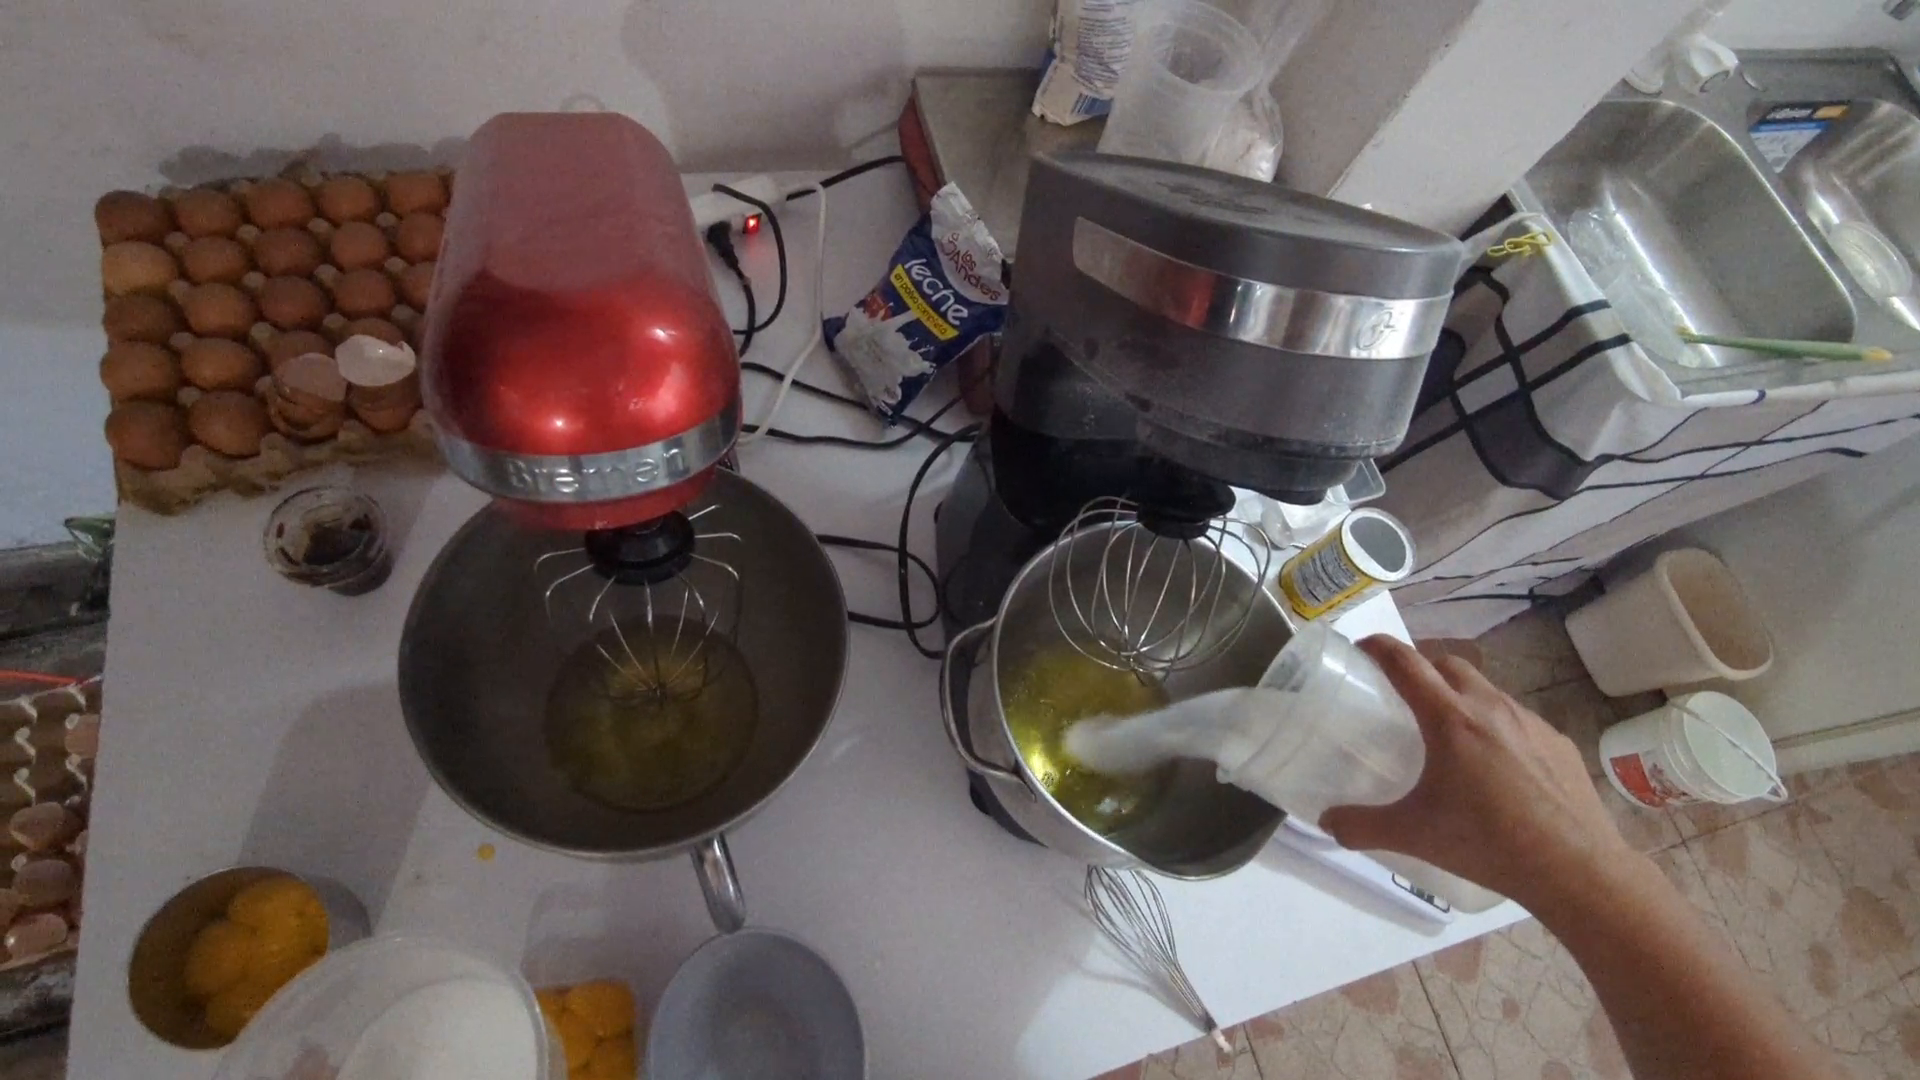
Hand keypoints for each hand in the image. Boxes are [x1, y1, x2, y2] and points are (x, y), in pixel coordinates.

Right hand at [1319, 636, 1636, 911]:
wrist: (1582, 872)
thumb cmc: (1489, 843)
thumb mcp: (1414, 834)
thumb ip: (1362, 826)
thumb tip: (1326, 822)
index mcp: (1449, 718)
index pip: (1405, 662)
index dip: (1377, 647)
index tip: (1359, 648)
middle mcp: (1490, 708)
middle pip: (1447, 663)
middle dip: (1421, 667)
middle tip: (1401, 694)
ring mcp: (1531, 724)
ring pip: (1485, 689)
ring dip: (1459, 694)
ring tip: (1448, 731)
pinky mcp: (1560, 744)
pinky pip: (1517, 718)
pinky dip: (1495, 724)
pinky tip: (1494, 763)